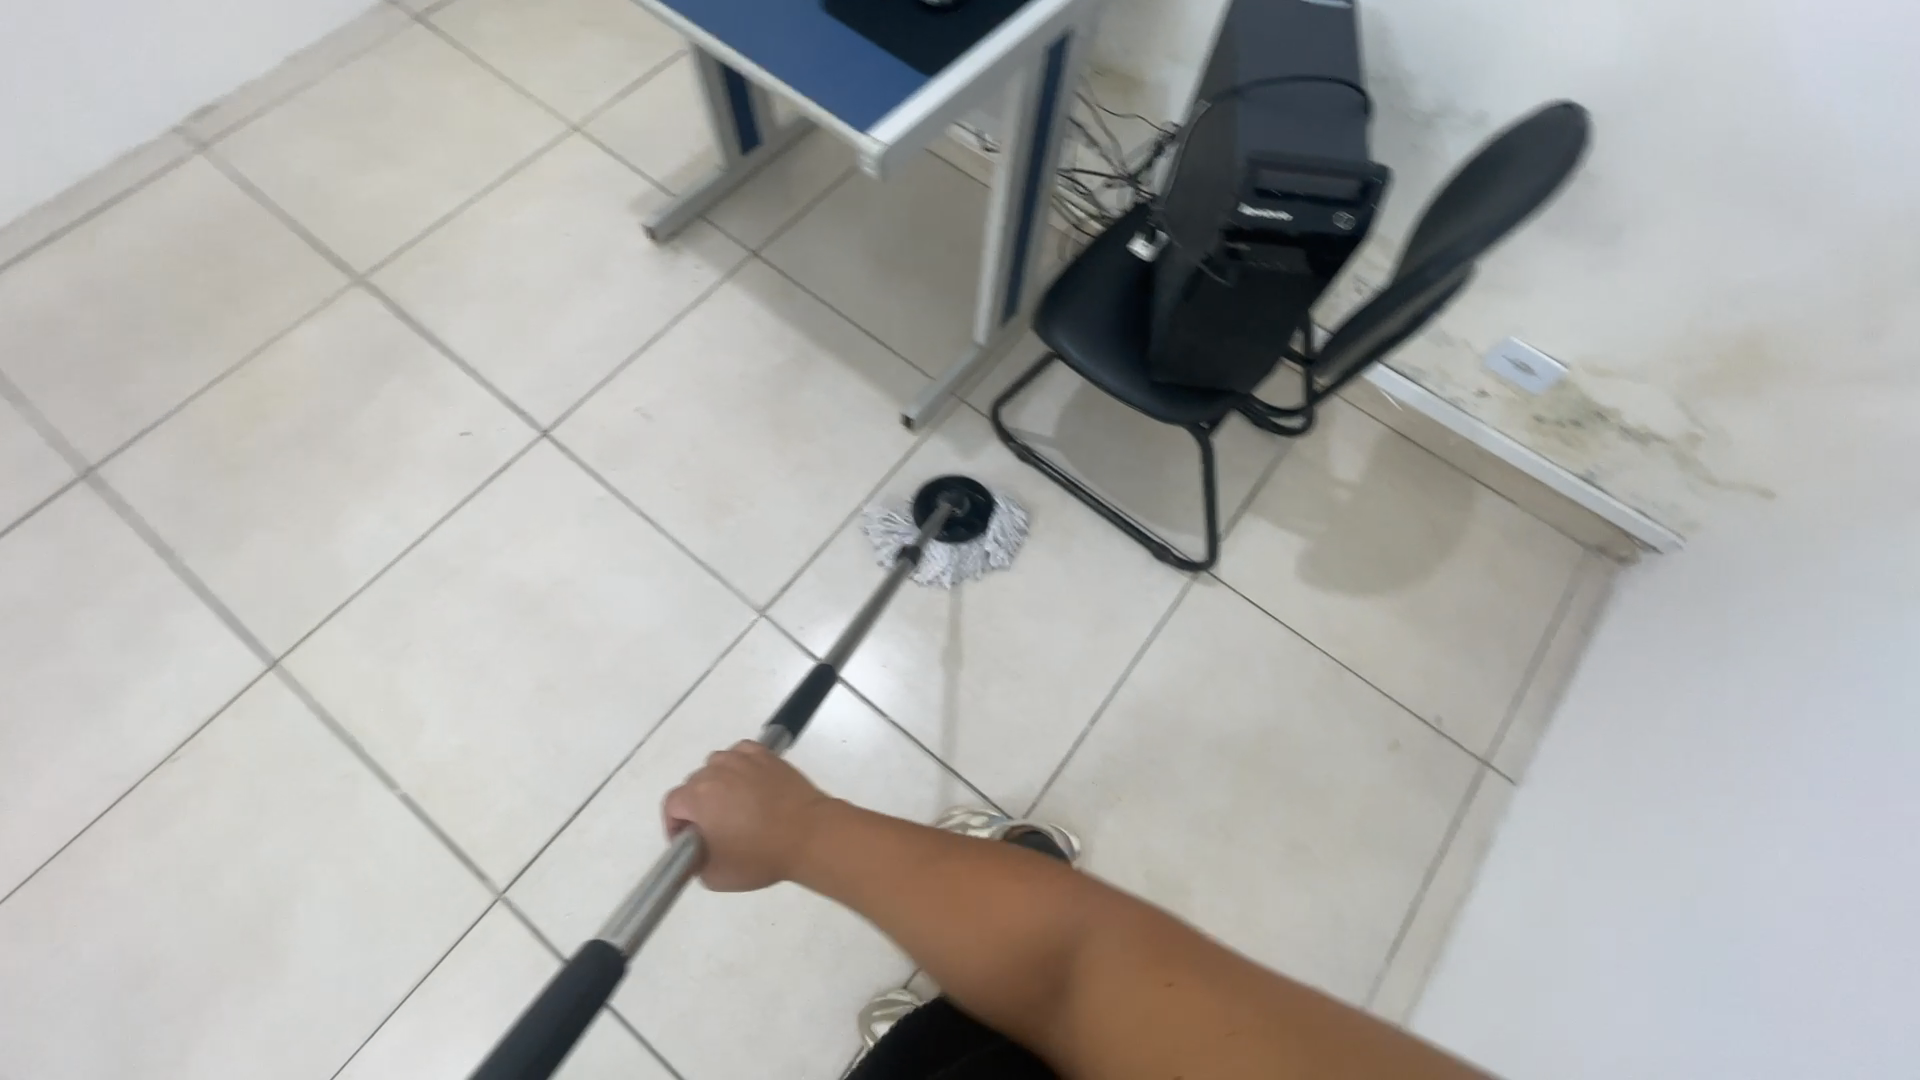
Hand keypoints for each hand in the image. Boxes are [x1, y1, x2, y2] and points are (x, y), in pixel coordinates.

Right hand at [662, 742, 835, 891]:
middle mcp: (717, 771)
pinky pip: (741, 753)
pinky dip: (740, 765)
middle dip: (698, 806)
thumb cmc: (760, 856)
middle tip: (716, 828)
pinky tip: (749, 782)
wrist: (808, 834)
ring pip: (717, 765)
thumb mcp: (715, 876)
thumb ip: (693, 861)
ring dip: (718, 783)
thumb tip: (694, 850)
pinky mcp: (767, 755)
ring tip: (734, 805)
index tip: (691, 841)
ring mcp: (744, 759)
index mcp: (698, 797)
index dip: (676, 825)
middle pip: (694, 784)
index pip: (672, 804)